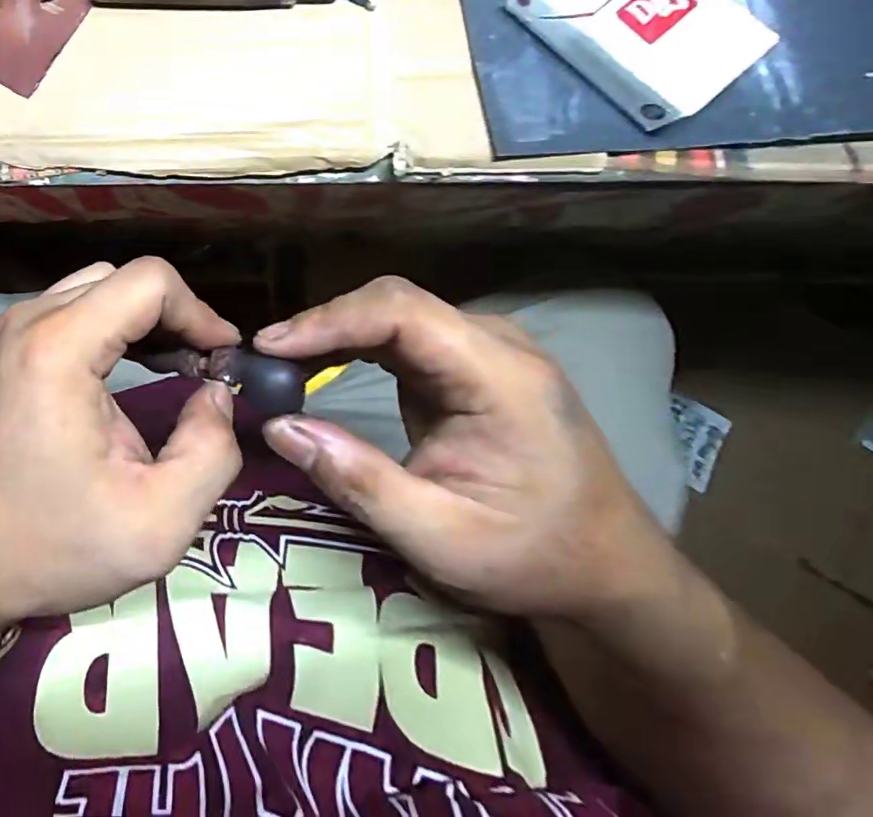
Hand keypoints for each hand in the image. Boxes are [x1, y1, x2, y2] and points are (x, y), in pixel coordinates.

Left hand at [0, 258, 243, 657]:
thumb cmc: (52, 546)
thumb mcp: (157, 522)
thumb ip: (210, 450)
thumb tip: (216, 393)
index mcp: (59, 348)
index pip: (148, 281)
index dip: (198, 312)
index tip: (224, 359)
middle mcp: (29, 323)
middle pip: (120, 279)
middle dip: (173, 314)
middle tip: (206, 365)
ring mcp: (11, 333)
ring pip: (95, 290)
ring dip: (143, 319)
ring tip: (181, 366)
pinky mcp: (7, 351)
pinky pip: (70, 314)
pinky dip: (111, 329)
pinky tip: (136, 367)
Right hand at [255, 277, 681, 623]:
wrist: (608, 571)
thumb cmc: (532, 559)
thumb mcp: (439, 537)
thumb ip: (357, 480)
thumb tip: (277, 426)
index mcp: (502, 380)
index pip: (403, 313)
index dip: (329, 320)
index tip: (270, 347)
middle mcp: (496, 348)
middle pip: (394, 302)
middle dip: (322, 323)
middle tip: (265, 359)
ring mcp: (485, 352)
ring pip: (392, 312)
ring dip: (332, 330)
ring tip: (279, 361)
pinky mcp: (468, 365)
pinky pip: (399, 334)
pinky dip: (350, 343)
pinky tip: (317, 363)